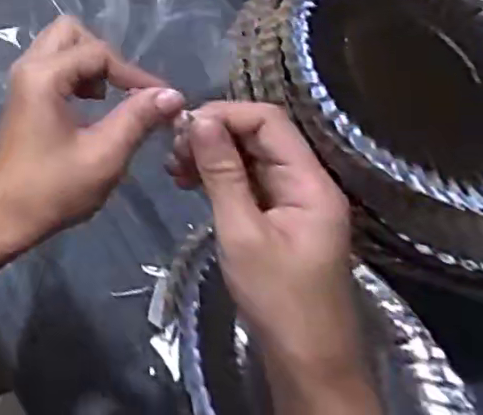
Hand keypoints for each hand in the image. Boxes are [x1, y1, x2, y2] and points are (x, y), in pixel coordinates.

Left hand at [0, 17, 184, 254]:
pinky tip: (91, 105)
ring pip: (62, 45)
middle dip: (104, 54)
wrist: (1, 215)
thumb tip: (171, 95)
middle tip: (125, 90)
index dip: (134, 73)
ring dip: (90, 63)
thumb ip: (137, 119)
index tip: (162, 99)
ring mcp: (23, 77)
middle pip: (72, 31)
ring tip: (108, 98)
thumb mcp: (103, 156)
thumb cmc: (51, 189)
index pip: (98, 52)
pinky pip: (54, 63)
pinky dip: (77, 73)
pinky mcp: (24, 92)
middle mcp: (29, 65)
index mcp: (43, 75)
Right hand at [171, 103, 373, 407]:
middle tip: (172, 150)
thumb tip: (198, 118)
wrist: (308, 368)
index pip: (268, 120)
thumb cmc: (278, 300)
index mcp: (310, 182)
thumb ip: (221, 172)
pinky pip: (246, 178)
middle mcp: (306, 182)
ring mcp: (293, 200)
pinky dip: (217, 174)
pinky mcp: (279, 216)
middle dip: (212, 133)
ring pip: (248, 154)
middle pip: (257, 134)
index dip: (225, 114)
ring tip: (174, 167)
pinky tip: (188, 181)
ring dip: (210, 153)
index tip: (184, 129)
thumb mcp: (242, 232)